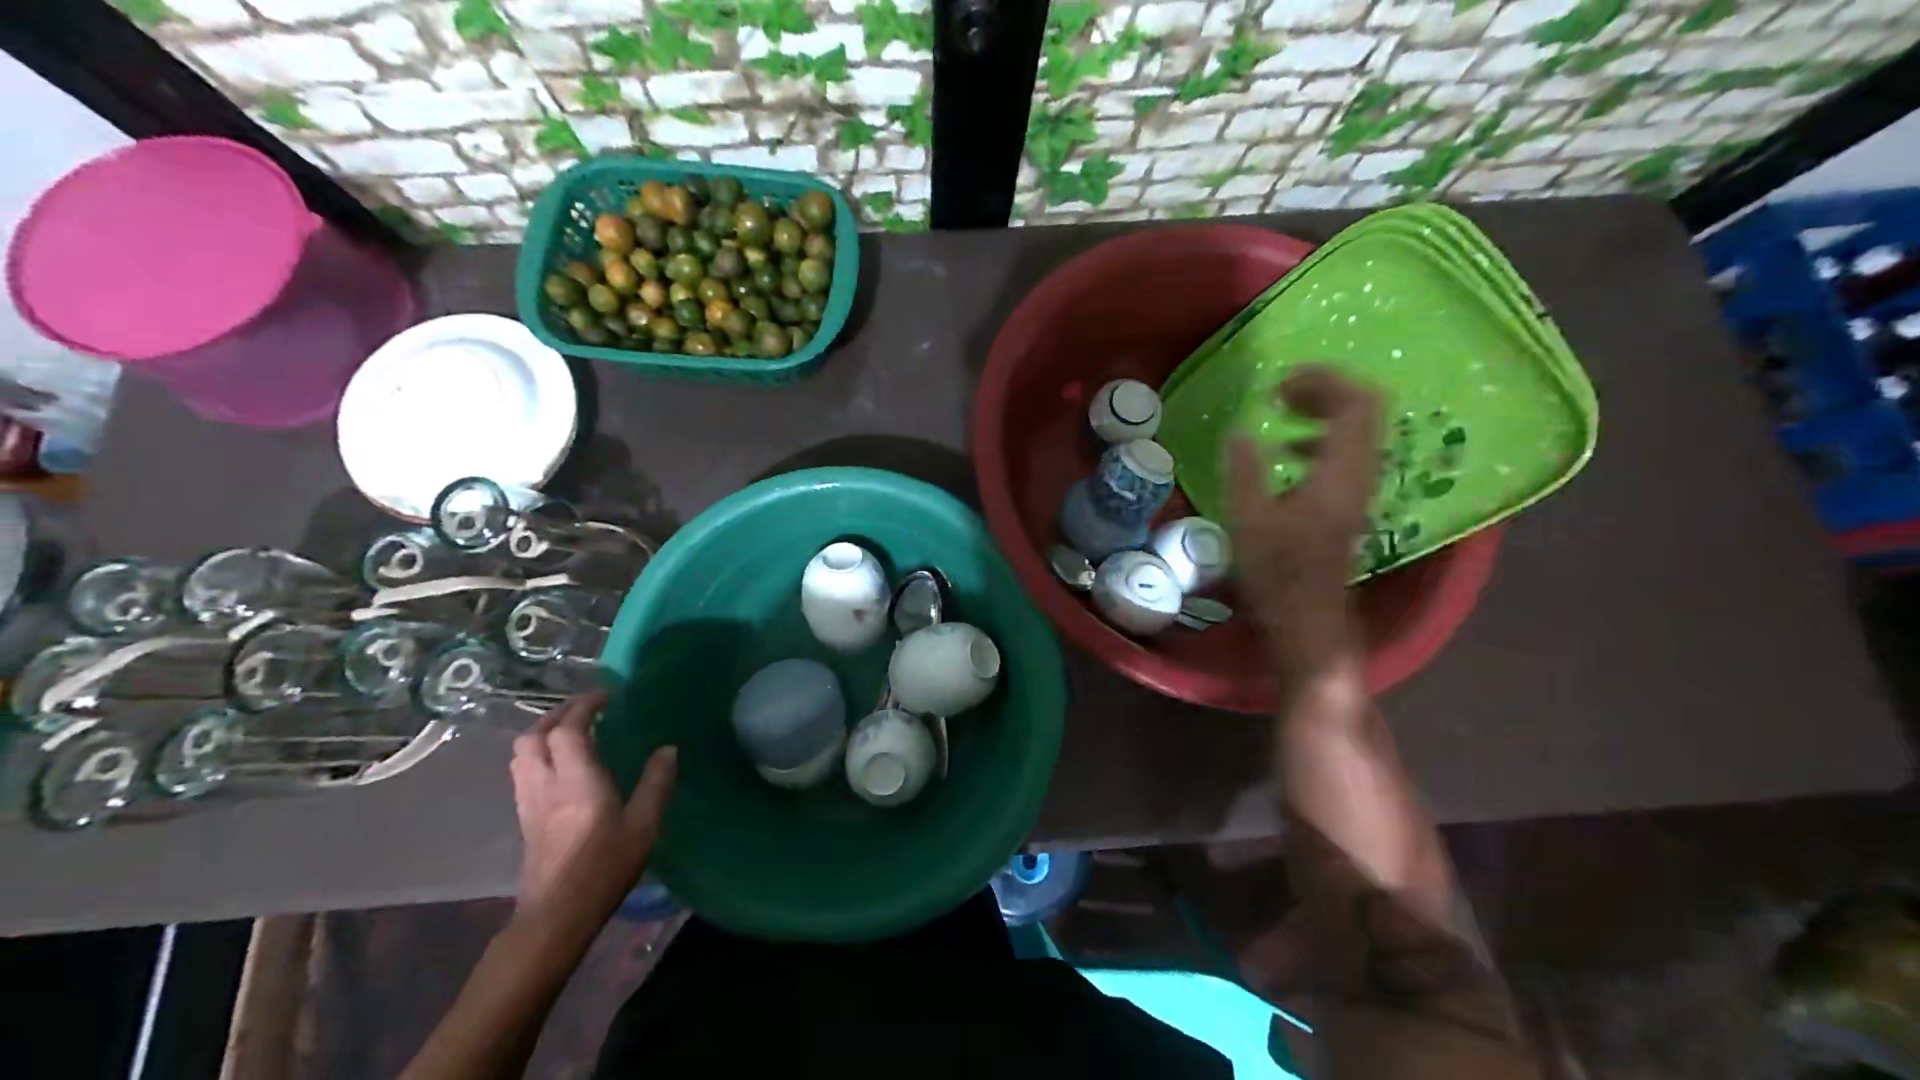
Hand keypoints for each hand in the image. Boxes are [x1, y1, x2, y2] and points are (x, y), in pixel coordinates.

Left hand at [509, 691, 676, 935]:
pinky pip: (522, 773)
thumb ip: (656, 784)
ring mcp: (529, 803)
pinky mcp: (524, 820)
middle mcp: (546, 784)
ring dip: (542, 732)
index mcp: (577, 781)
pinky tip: (559, 765)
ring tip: (569, 730)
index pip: (568, 729)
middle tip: (585, 709)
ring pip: (521, 754)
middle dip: (557, 714)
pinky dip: (538, 755)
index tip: (606, 695)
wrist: (557, 916)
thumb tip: (668, 749)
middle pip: (534, 736)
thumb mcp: (644, 826)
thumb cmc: (605, 868)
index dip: (584, 705)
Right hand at [1226, 366, 1382, 685]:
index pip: (1357, 404)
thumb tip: (1239, 432)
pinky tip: (1285, 450)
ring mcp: (1359, 489)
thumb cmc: (1277, 574)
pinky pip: (1345, 452)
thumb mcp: (1248, 520)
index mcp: (1341, 474)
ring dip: (1322, 411)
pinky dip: (1319, 437)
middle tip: (1280, 392)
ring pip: (1357, 430)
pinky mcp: (1349, 503)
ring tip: (1281, 410)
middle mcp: (1361, 474)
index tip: (1279, 385)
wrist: (1308, 621)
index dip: (1323, 382)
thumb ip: (1245, 471)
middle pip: (1364, 409)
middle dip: (1324, 390)